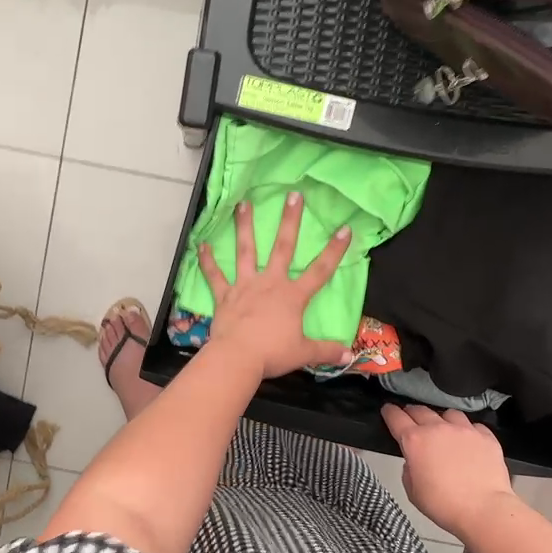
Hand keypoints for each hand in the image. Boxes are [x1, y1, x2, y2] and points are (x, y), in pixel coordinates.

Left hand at [197, 192, 352, 378]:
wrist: (237, 357)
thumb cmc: (273, 353)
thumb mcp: (304, 353)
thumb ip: (326, 351)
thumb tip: (348, 356)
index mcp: (293, 296)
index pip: (320, 270)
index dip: (334, 251)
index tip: (344, 229)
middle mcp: (270, 283)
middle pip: (283, 247)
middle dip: (290, 221)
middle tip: (292, 195)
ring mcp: (245, 286)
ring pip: (246, 251)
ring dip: (244, 227)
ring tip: (243, 204)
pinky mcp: (224, 296)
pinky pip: (215, 275)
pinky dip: (208, 261)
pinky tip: (202, 245)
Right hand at [382, 404, 515, 536]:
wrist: (484, 510)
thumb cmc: (445, 505)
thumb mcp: (413, 492)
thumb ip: (409, 470)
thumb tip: (414, 463)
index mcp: (415, 441)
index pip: (396, 417)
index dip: (389, 412)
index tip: (388, 411)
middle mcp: (438, 429)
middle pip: (420, 410)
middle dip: (412, 413)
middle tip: (411, 420)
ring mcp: (464, 430)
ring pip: (448, 413)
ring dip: (441, 419)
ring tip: (443, 429)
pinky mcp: (485, 437)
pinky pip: (473, 425)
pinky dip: (467, 430)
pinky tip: (468, 441)